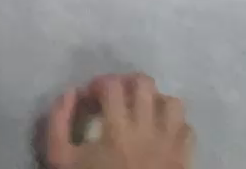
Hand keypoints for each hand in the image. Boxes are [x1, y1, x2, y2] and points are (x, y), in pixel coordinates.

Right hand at [44, 73, 193, 168]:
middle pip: (145, 83)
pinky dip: (174, 126)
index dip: (96, 84)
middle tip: (114, 99)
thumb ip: (58, 121)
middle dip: (126, 83)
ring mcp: (170, 146)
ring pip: (173, 103)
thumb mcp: (60, 159)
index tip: (89, 100)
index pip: (111, 84)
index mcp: (117, 130)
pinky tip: (159, 136)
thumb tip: (71, 92)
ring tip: (140, 113)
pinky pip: (188, 130)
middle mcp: (148, 131)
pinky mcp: (184, 161)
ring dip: (155, 102)